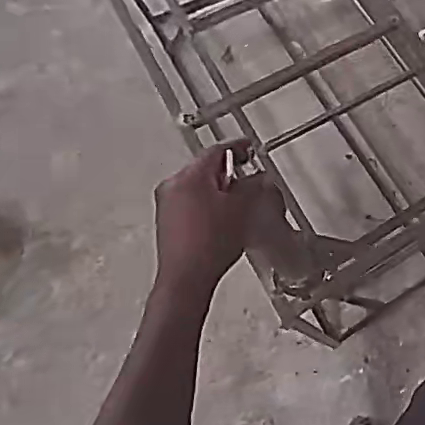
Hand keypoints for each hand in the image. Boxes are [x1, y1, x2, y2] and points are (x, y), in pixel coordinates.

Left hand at [151, 140, 272, 305]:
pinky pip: (190, 200)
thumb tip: (258, 178)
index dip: (237, 147)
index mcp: (190, 177)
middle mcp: (173, 186)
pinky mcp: (167, 220)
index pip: (216, 151)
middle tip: (248, 175)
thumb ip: (253, 186)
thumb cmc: (210, 244)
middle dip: (228, 171)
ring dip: (218, 188)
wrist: (187, 277)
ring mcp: (166, 204)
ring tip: (238, 201)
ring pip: (197, 185)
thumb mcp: (242, 209)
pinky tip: (222, 217)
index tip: (248, 148)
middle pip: (205, 167)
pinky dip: (207, 202)